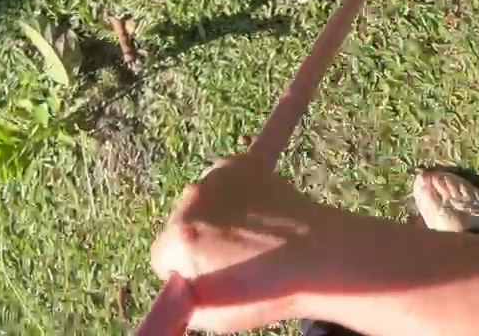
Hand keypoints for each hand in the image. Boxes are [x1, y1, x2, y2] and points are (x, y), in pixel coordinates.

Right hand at [148, 155, 338, 332]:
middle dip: (198, 238)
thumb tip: (177, 289)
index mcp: (180, 238)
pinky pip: (222, 179)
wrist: (316, 252)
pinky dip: (233, 193)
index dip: (184, 272)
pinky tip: (256, 212)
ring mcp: (214, 176)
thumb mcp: (215, 316)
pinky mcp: (236, 162)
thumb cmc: (269, 290)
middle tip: (232, 257)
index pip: (161, 257)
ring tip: (250, 236)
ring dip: (214, 213)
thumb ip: (185, 299)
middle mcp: (190, 199)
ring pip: (201, 200)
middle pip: (180, 223)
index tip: (208, 278)